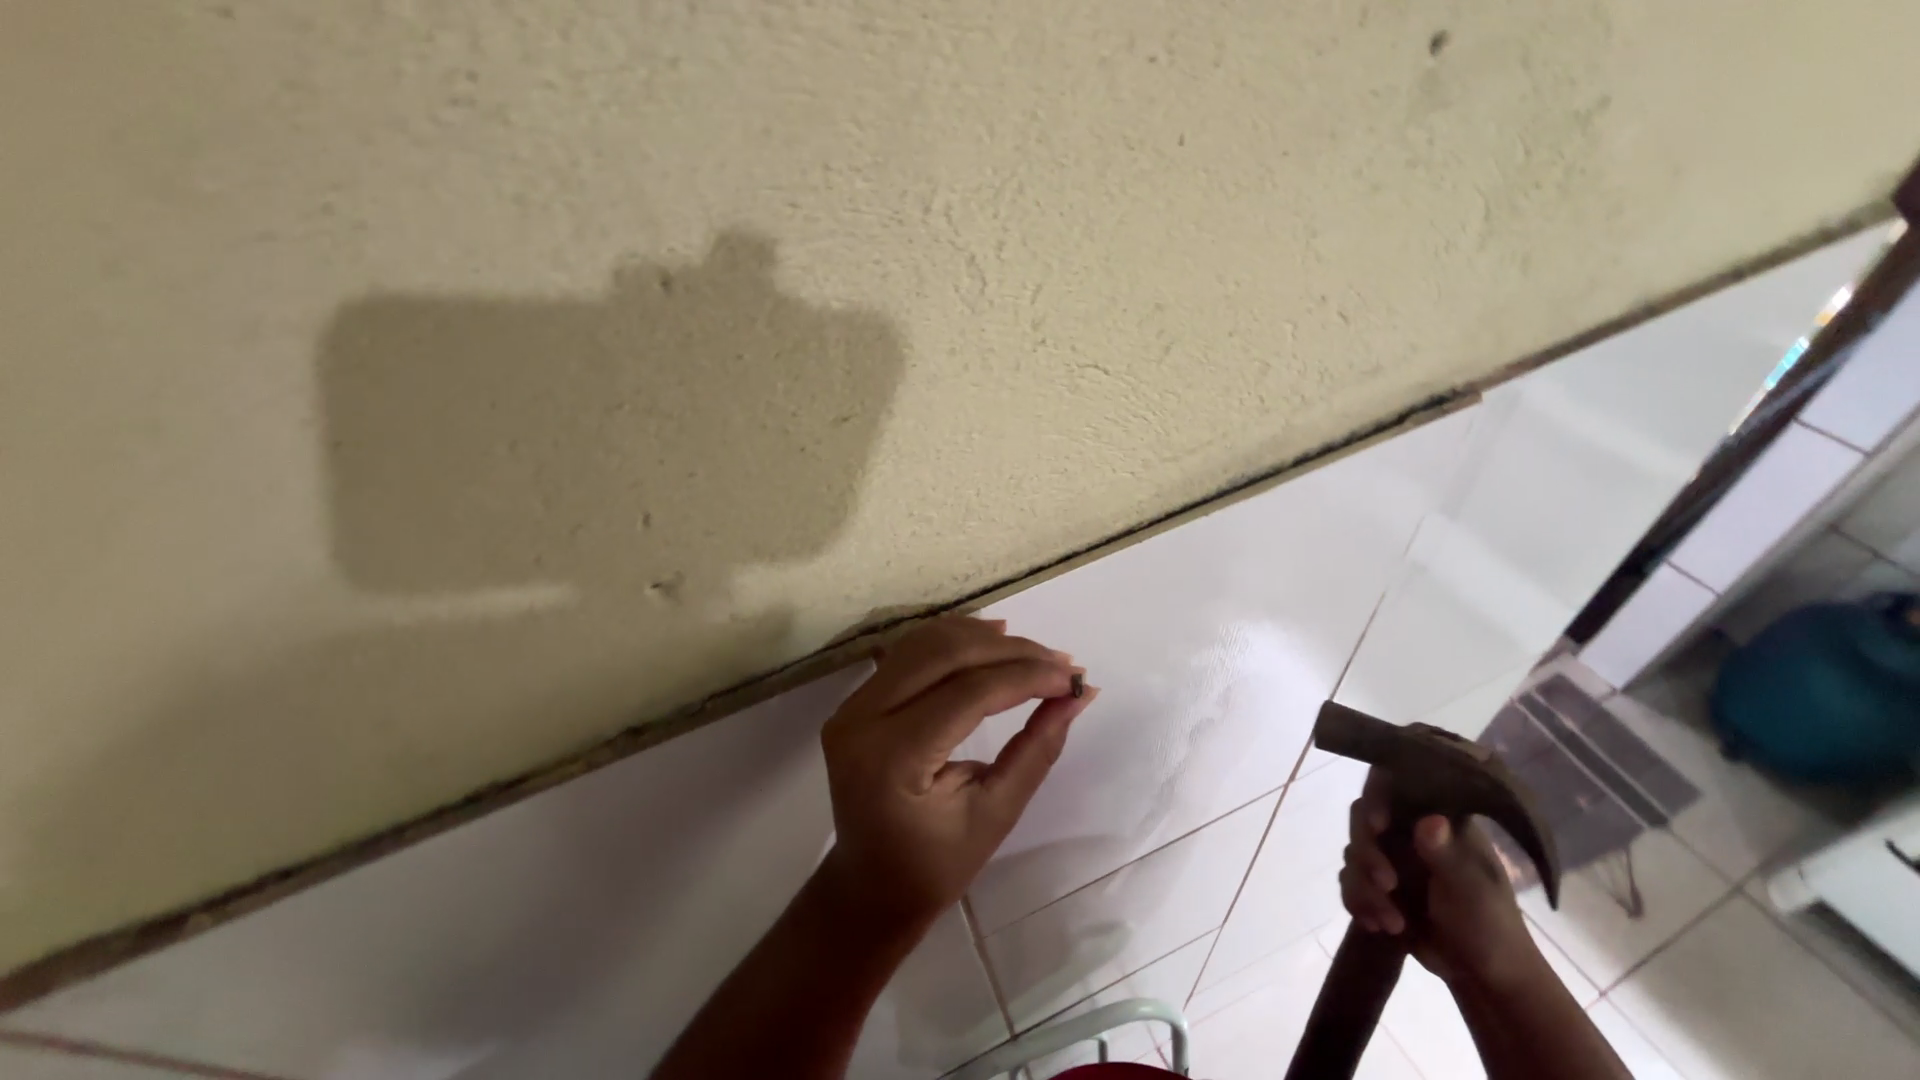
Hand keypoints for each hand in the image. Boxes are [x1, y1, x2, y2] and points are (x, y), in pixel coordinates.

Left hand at [820, 616, 1095, 923]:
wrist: (871, 885)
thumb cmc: (936, 864)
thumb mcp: (996, 813)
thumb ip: (1037, 749)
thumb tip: (1079, 695)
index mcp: (892, 758)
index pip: (968, 693)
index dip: (1026, 677)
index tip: (1074, 677)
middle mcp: (861, 719)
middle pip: (943, 655)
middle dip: (1009, 651)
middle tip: (1061, 662)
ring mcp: (852, 706)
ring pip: (924, 644)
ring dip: (982, 639)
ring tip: (1035, 651)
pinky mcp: (856, 702)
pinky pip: (908, 654)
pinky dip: (952, 641)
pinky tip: (991, 640)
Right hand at [1339, 768, 1540, 987]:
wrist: (1485, 977)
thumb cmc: (1490, 927)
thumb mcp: (1472, 891)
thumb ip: (1446, 856)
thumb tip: (1430, 820)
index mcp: (1439, 822)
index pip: (1399, 787)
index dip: (1378, 796)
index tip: (1377, 825)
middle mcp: (1409, 833)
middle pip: (1363, 819)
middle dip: (1368, 854)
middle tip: (1387, 884)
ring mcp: (1392, 859)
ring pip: (1353, 854)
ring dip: (1365, 888)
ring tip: (1392, 923)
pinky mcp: (1378, 887)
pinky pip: (1350, 882)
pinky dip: (1359, 904)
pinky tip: (1379, 926)